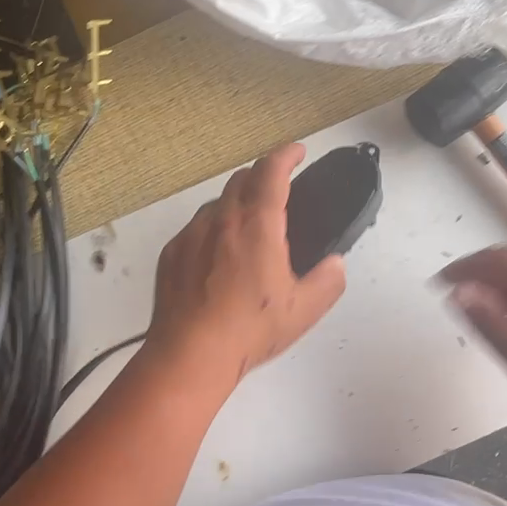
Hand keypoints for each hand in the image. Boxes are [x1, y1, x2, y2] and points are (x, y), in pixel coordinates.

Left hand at [146, 144, 346, 385]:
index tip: (297, 152)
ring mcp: (191, 235)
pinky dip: (211, 231)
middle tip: (278, 190)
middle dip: (262, 176)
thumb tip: (335, 264)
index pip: (272, 171)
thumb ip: (328, 281)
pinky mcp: (171, 253)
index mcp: (258, 226)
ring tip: (248, 229)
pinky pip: (195, 229)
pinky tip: (218, 258)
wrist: (190, 354)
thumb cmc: (249, 330)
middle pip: (241, 179)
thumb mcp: (303, 310)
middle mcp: (221, 220)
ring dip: (235, 204)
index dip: (287, 155)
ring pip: (216, 203)